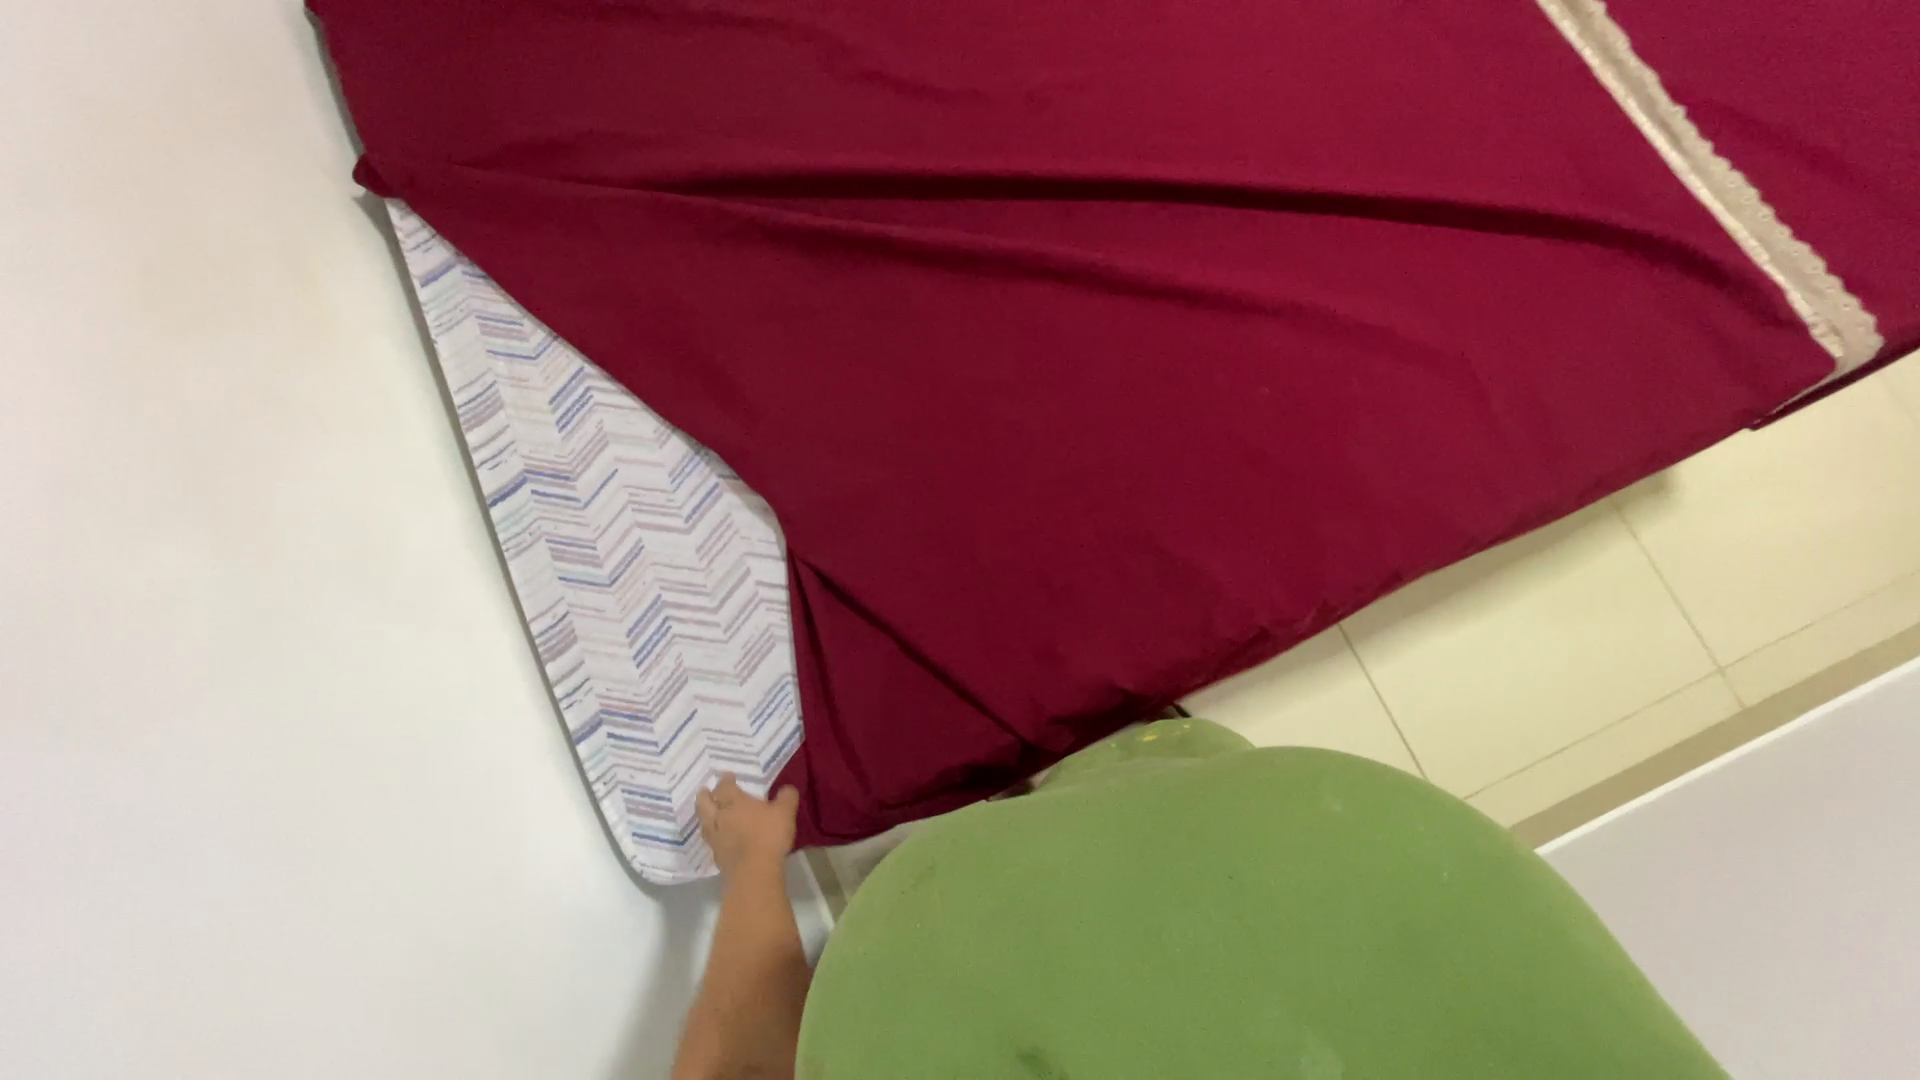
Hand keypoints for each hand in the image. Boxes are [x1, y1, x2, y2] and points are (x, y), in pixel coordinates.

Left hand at [696, 774, 799, 878]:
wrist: (754, 872)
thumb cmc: (769, 835)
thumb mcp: (785, 811)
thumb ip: (786, 797)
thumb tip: (787, 788)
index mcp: (735, 802)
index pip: (724, 787)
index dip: (725, 780)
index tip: (728, 776)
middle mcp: (720, 818)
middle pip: (705, 804)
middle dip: (704, 796)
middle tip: (704, 791)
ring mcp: (716, 838)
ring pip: (704, 823)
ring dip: (705, 816)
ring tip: (708, 814)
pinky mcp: (718, 857)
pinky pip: (712, 841)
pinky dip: (714, 836)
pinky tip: (720, 838)